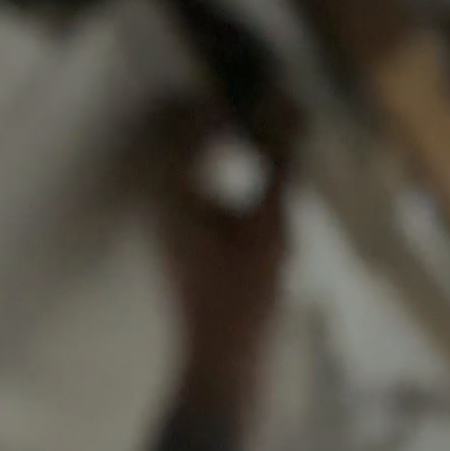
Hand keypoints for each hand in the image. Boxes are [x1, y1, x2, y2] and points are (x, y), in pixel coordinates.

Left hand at [155, 106, 289, 391]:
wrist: (221, 359)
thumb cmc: (243, 299)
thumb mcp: (269, 228)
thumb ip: (277, 169)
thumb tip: (291, 119)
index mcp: (172, 195)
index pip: (187, 127)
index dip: (221, 103)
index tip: (256, 91)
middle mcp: (158, 202)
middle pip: (177, 138)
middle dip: (214, 115)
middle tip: (255, 104)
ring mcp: (163, 220)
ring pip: (180, 160)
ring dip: (212, 139)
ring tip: (252, 128)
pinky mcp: (175, 235)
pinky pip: (187, 181)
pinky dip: (211, 164)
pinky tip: (243, 167)